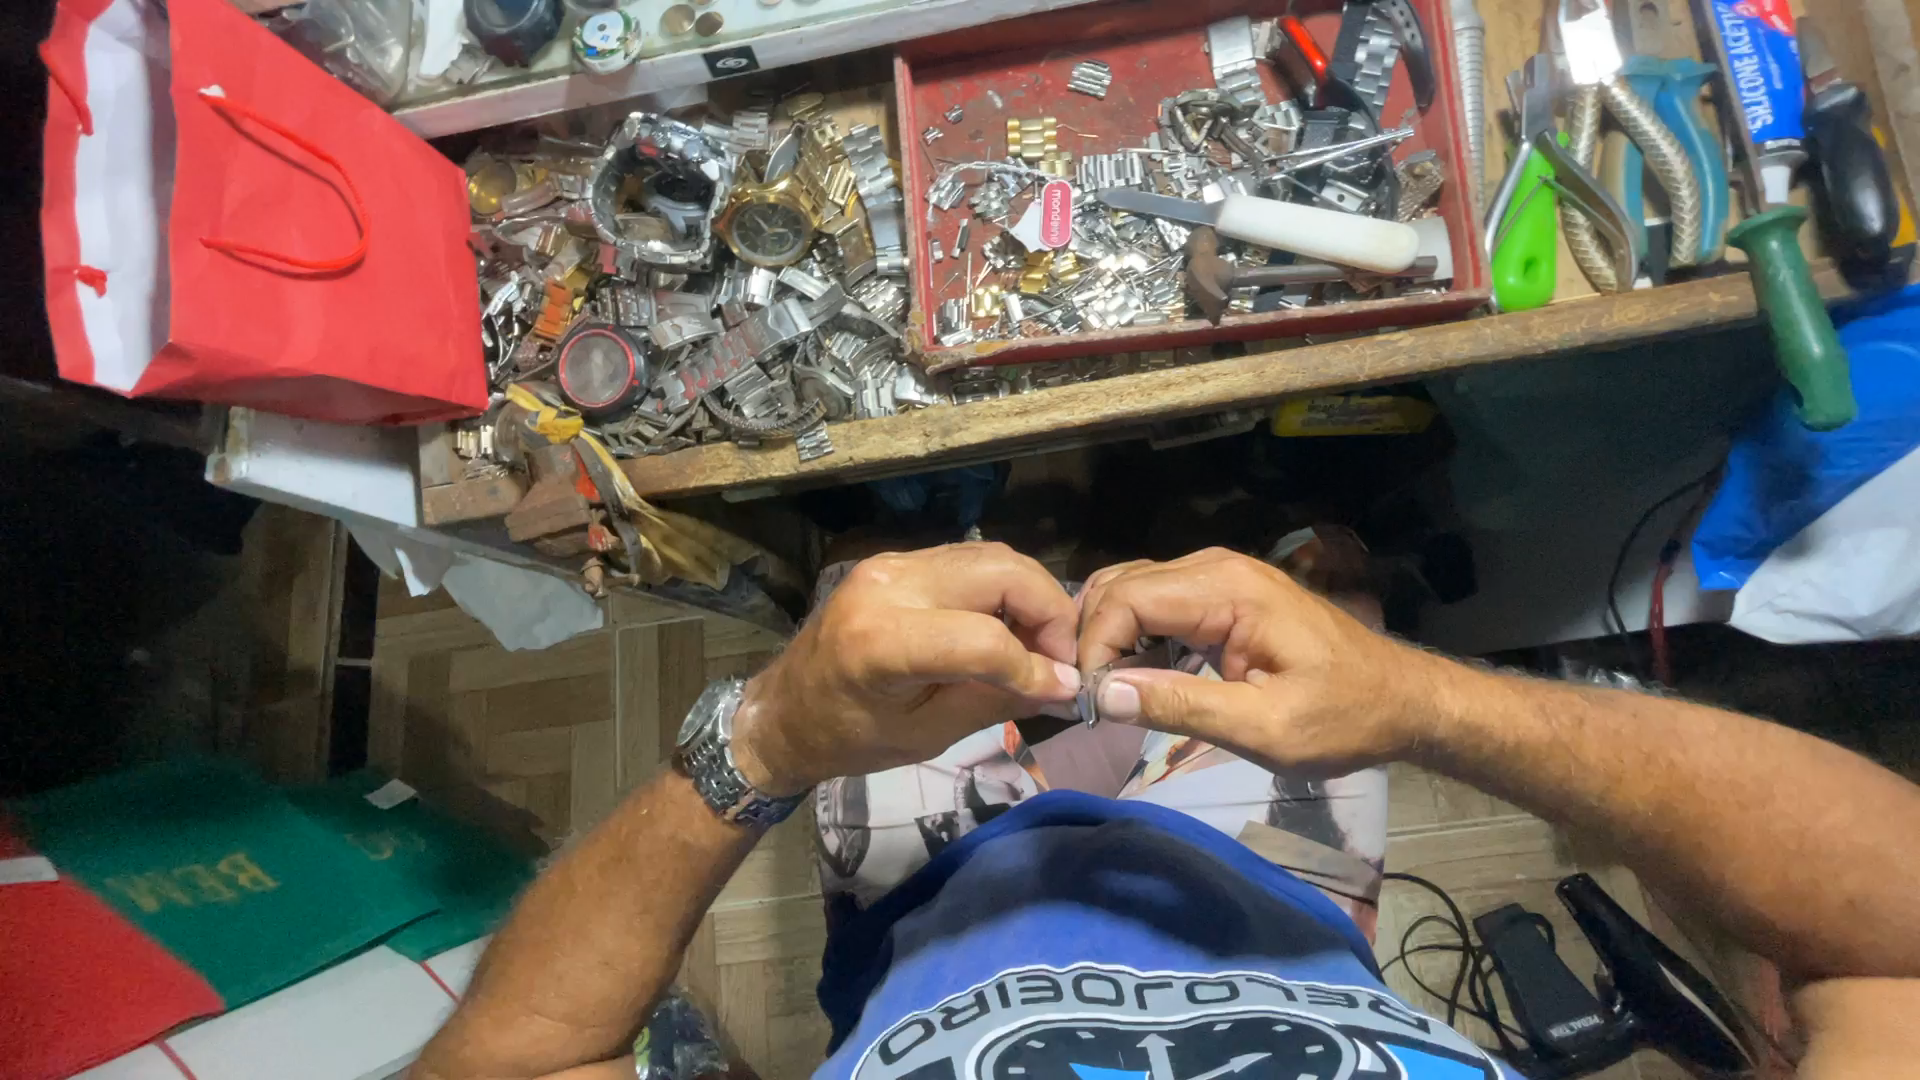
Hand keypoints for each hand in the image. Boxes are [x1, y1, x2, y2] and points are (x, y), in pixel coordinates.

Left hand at [730, 542, 1081, 795]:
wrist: (785, 709)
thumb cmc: (848, 739)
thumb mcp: (925, 735)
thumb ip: (996, 701)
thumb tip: (1062, 684)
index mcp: (882, 641)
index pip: (984, 638)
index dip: (1036, 664)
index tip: (1066, 688)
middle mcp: (889, 585)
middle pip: (1001, 570)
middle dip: (1047, 610)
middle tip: (1058, 658)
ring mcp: (891, 563)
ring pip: (991, 556)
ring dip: (1028, 596)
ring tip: (1036, 645)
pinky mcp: (896, 561)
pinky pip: (968, 562)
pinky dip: (1001, 589)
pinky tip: (1006, 627)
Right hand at [1076, 548, 1440, 774]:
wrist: (1403, 699)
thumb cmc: (1343, 717)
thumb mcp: (1266, 727)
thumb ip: (1183, 706)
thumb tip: (1105, 695)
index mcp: (1227, 589)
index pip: (1126, 599)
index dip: (1095, 647)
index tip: (1094, 702)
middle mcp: (1214, 566)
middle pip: (1119, 585)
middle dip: (1093, 638)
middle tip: (1095, 697)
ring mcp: (1216, 572)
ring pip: (1129, 585)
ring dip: (1106, 631)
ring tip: (1109, 685)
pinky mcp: (1219, 588)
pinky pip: (1153, 595)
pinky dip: (1129, 628)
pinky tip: (1134, 668)